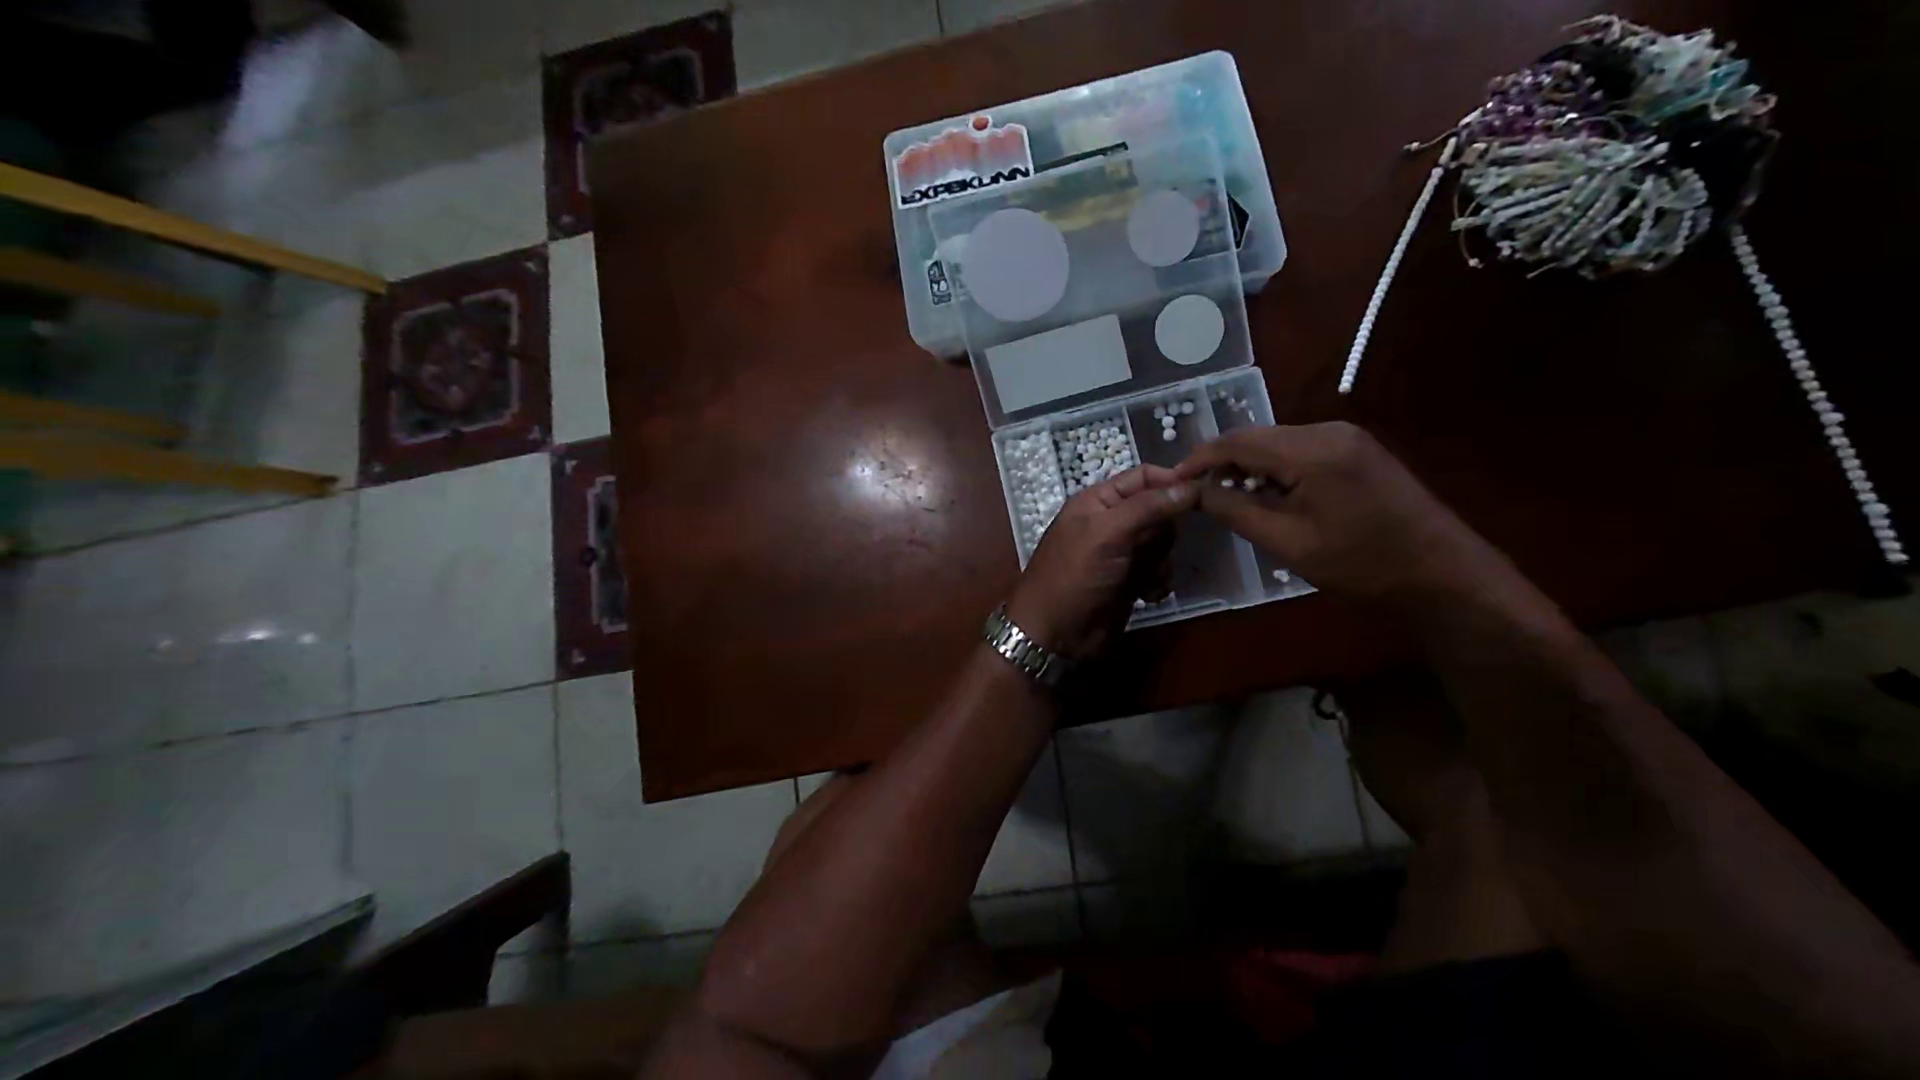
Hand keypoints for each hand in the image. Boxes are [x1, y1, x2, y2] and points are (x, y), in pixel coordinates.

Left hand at [1006, 465, 1197, 658]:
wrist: (1055, 634)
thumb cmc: (1074, 575)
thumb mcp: (1107, 533)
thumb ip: (1147, 507)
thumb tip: (1191, 485)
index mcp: (1098, 501)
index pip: (1144, 477)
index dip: (1173, 481)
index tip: (1204, 492)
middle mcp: (1111, 522)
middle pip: (1159, 511)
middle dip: (1167, 531)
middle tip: (1160, 548)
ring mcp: (1121, 553)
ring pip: (1162, 544)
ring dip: (1163, 561)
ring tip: (1152, 577)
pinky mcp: (1129, 581)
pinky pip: (1159, 571)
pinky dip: (1159, 582)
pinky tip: (1149, 595)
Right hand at [1172, 422, 1508, 610]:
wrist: (1444, 577)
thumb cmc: (1362, 565)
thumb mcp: (1288, 542)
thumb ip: (1235, 510)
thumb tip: (1193, 491)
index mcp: (1313, 450)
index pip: (1237, 441)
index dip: (1199, 460)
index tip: (1172, 482)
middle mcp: (1329, 430)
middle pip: (1257, 436)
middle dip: (1221, 462)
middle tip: (1194, 493)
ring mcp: (1348, 438)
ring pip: (1277, 443)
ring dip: (1247, 465)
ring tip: (1222, 497)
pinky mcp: (1358, 451)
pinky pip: (1301, 451)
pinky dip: (1274, 468)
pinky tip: (1263, 493)